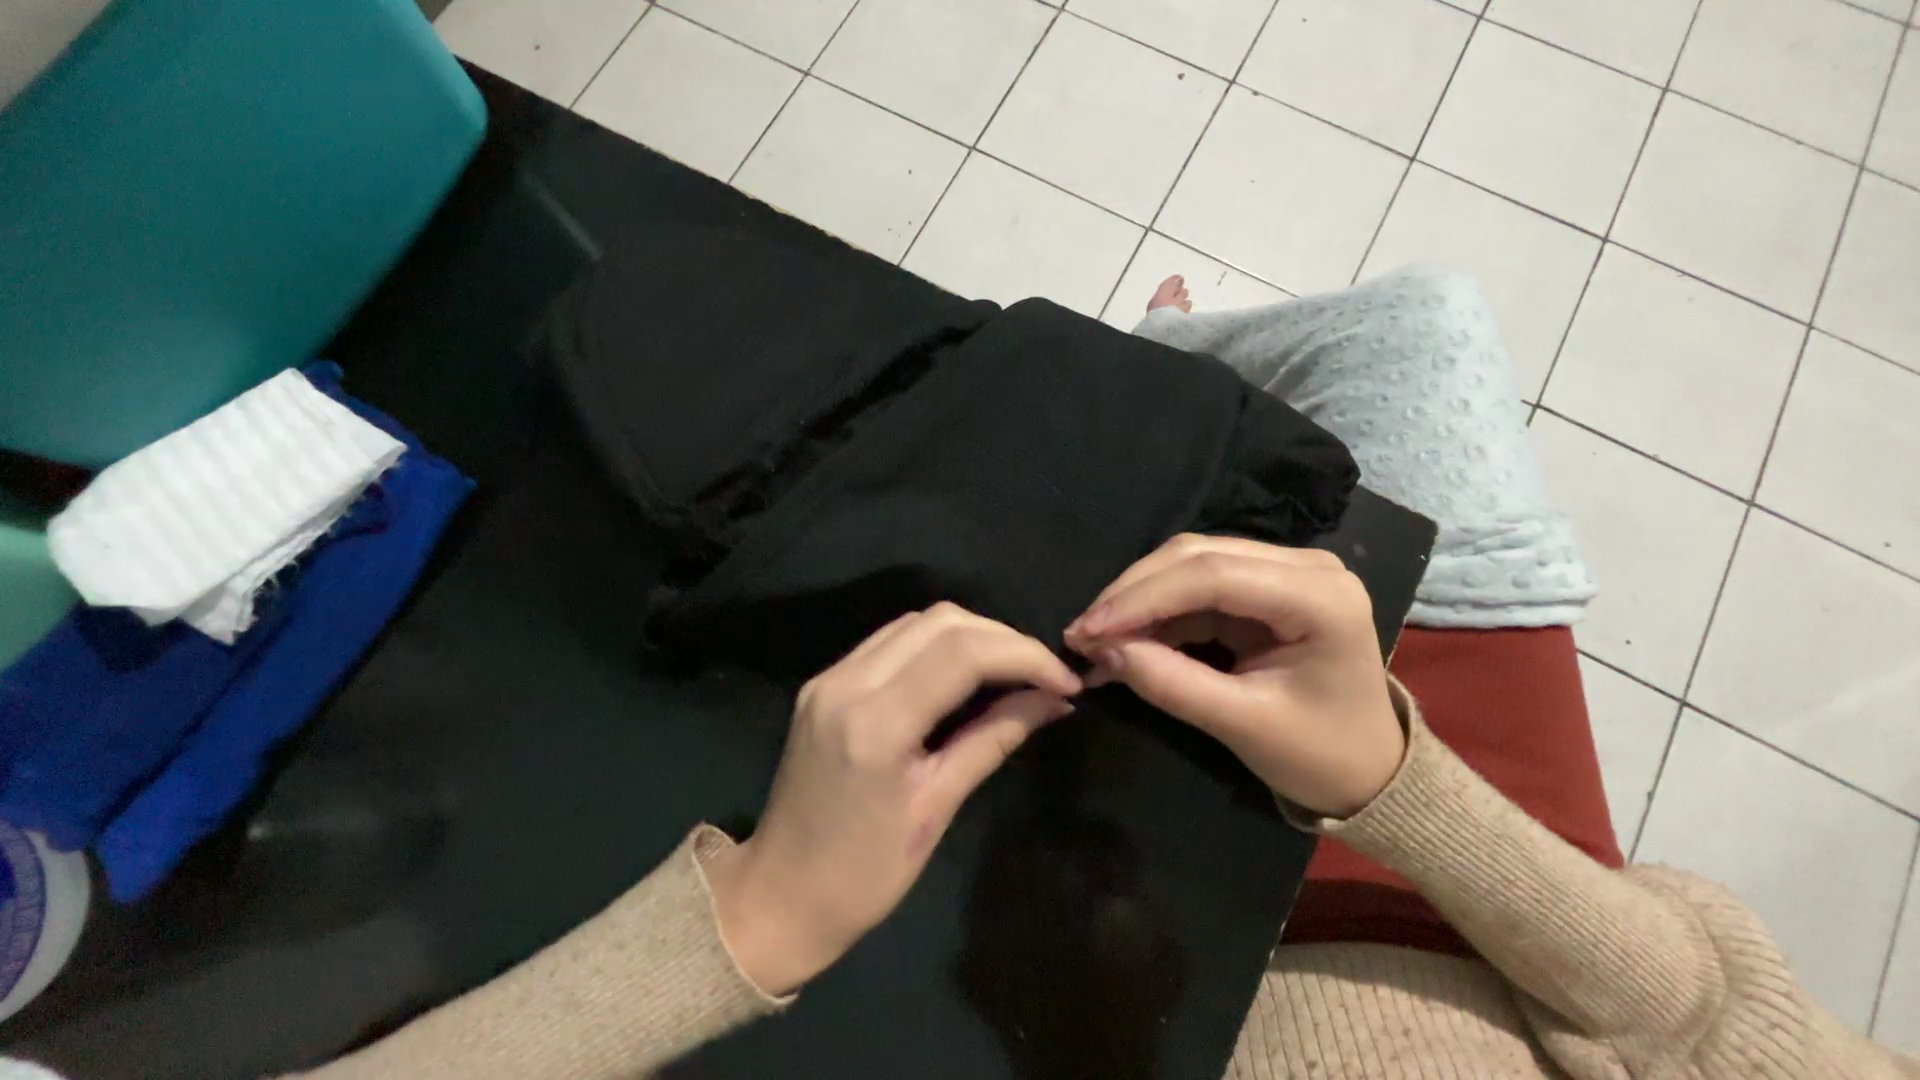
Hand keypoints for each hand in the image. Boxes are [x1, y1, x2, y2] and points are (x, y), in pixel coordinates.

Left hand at [702, 603, 1081, 994]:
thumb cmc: (863, 874)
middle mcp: (847, 682)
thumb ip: (993, 739)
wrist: (777, 897)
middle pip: (941, 621)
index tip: (1066, 683)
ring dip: (971, 635)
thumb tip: (1053, 702)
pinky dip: (936, 646)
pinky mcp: (822, 684)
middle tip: (1044, 676)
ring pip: (915, 623)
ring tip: (1013, 672)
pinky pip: (890, 642)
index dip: (1025, 656)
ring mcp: (829, 678)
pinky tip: (964, 674)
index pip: (963, 652)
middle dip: (1003, 638)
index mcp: (876, 722)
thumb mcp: (936, 808)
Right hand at [1064, 535, 1403, 819]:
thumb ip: (1174, 685)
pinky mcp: (1263, 588)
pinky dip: (1156, 611)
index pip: (1213, 575)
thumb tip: (1103, 652)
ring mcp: (1284, 572)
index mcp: (1319, 596)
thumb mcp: (1245, 725)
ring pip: (1190, 563)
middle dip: (1132, 593)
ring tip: (1094, 638)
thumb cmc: (1321, 754)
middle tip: (1080, 634)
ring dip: (1138, 598)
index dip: (1142, 598)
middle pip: (1196, 556)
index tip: (1087, 631)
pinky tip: (1124, 637)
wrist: (1370, 771)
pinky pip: (1196, 586)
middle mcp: (1304, 566)